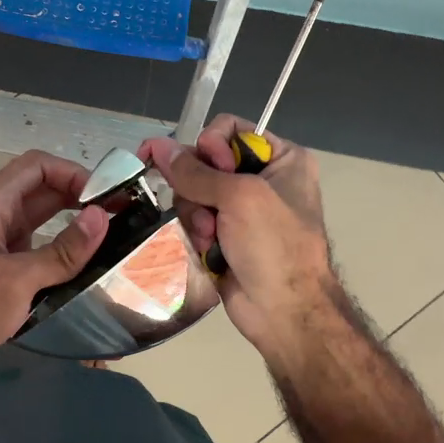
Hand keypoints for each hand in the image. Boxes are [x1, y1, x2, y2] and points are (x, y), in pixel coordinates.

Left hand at [0, 150, 109, 379]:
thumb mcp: (16, 281)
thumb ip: (61, 251)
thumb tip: (101, 218)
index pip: (35, 167)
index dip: (72, 172)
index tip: (105, 195)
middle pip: (38, 189)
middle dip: (77, 195)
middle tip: (118, 213)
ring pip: (37, 217)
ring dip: (70, 221)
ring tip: (108, 234)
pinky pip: (31, 244)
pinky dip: (57, 247)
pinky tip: (81, 263)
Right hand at [138, 117, 334, 356]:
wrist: (285, 314)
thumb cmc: (275, 246)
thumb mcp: (239, 198)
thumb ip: (195, 171)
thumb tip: (157, 147)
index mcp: (281, 158)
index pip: (228, 128)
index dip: (211, 145)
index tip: (213, 167)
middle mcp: (261, 177)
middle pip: (204, 161)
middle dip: (198, 187)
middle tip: (207, 209)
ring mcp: (241, 208)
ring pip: (193, 190)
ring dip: (196, 214)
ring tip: (211, 237)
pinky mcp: (224, 233)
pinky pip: (193, 216)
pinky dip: (196, 232)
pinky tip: (209, 249)